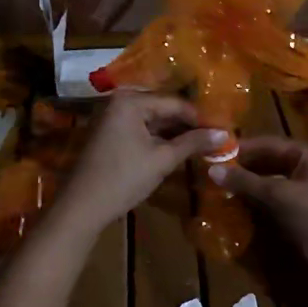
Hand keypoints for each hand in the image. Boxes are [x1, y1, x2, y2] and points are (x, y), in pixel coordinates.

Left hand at [58, 94, 230, 229]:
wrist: (82, 206)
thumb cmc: (124, 179)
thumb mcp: (162, 159)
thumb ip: (193, 143)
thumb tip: (225, 134)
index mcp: (130, 101)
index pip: (175, 103)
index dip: (201, 118)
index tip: (224, 130)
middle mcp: (118, 101)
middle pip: (163, 109)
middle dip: (187, 124)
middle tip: (215, 137)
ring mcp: (110, 117)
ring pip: (151, 120)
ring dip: (174, 133)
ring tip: (201, 145)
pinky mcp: (108, 134)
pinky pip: (139, 129)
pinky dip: (157, 138)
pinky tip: (177, 149)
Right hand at [209, 136, 307, 263]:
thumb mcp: (279, 196)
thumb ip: (245, 182)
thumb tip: (211, 169)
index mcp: (305, 153)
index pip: (265, 143)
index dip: (238, 149)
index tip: (212, 155)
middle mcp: (306, 164)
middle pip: (267, 160)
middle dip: (242, 168)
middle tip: (212, 174)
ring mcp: (307, 185)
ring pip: (270, 178)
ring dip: (248, 184)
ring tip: (221, 188)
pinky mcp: (304, 205)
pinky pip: (276, 194)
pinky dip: (258, 197)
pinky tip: (240, 204)